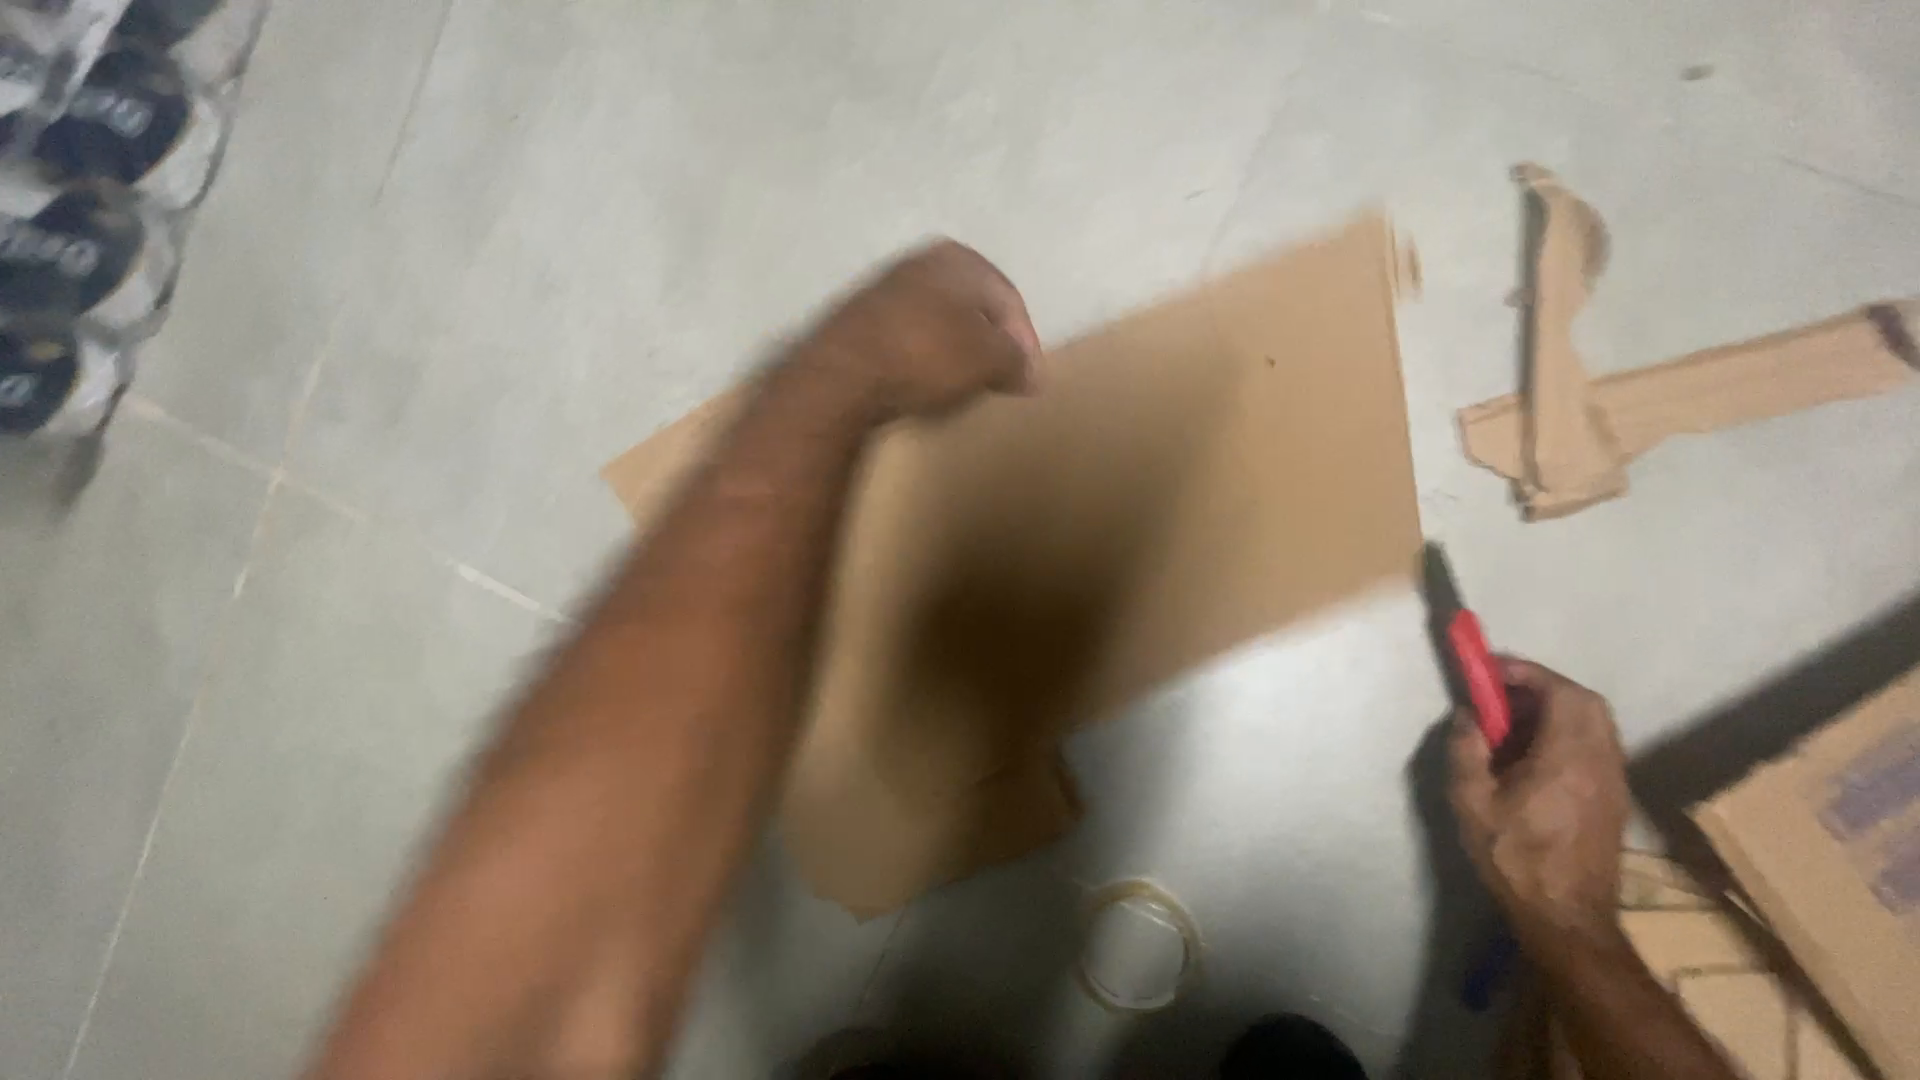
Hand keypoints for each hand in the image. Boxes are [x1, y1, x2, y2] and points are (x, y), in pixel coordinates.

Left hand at [796, 239, 1041, 419]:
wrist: (841, 376)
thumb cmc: (927, 356)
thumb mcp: (988, 360)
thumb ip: (1016, 361)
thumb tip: (1029, 372)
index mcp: (960, 259)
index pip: (1009, 301)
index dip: (1026, 344)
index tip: (1030, 382)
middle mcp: (922, 262)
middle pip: (972, 309)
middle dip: (989, 345)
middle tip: (1001, 381)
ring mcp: (885, 289)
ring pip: (938, 324)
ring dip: (955, 354)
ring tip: (964, 387)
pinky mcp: (858, 322)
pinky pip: (908, 341)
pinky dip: (924, 360)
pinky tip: (924, 384)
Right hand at [1450, 658, 1629, 941]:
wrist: (1566, 915)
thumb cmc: (1514, 855)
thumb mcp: (1471, 800)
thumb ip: (1466, 749)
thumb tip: (1468, 715)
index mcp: (1568, 758)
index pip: (1562, 692)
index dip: (1527, 672)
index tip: (1490, 670)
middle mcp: (1601, 761)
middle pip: (1586, 701)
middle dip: (1542, 685)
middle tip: (1499, 691)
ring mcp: (1613, 780)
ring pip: (1594, 722)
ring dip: (1554, 708)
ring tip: (1509, 721)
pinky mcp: (1613, 796)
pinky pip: (1595, 743)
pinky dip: (1564, 730)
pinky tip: (1530, 752)